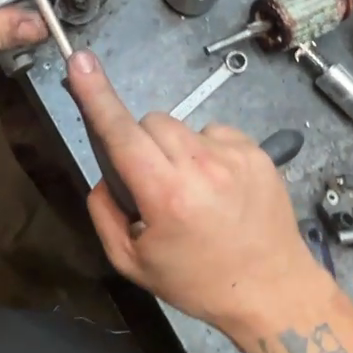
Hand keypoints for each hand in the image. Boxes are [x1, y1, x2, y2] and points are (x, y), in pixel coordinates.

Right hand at [65, 51, 327, 327]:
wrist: (272, 292)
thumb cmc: (197, 283)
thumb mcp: (132, 264)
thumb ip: (104, 214)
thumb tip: (106, 177)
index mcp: (165, 195)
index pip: (121, 133)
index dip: (96, 95)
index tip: (80, 60)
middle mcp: (200, 167)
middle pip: (149, 122)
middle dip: (140, 144)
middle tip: (153, 183)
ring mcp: (233, 155)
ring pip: (181, 127)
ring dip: (173, 148)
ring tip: (191, 188)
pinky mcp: (256, 152)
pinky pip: (213, 133)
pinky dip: (205, 151)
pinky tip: (217, 185)